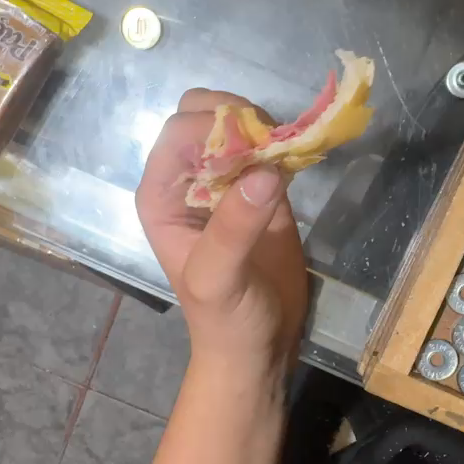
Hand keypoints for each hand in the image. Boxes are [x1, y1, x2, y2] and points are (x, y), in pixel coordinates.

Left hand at [136, 89, 309, 377]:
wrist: (259, 347)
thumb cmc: (224, 319)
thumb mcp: (217, 279)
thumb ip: (233, 228)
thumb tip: (266, 171)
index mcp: (162, 194)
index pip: (178, 132)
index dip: (213, 125)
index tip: (254, 142)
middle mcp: (190, 180)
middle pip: (204, 116)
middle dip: (238, 117)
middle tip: (271, 142)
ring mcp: (228, 183)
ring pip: (240, 126)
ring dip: (266, 128)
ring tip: (289, 152)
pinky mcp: (264, 192)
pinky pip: (271, 151)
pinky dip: (287, 145)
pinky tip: (301, 158)